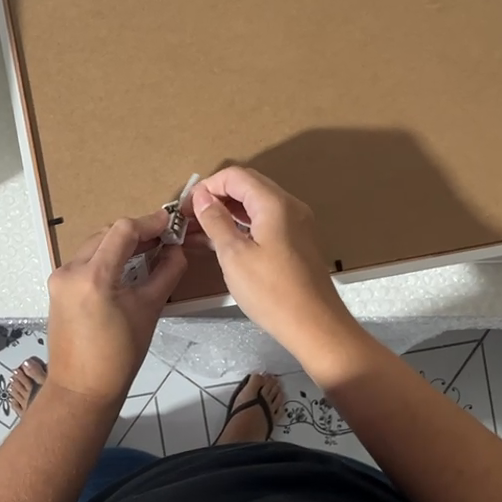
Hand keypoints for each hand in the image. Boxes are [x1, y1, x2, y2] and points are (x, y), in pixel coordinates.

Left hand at [43, 211, 186, 405]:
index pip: (123, 231)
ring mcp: (59, 278)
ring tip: (147, 250)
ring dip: (120, 244)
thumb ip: (166, 273)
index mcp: (93, 276)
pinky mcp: (57, 288)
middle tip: (163, 238)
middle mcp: (70, 271)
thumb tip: (177, 251)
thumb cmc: (118, 355)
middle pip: (107, 234)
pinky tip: (125, 266)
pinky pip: (84, 261)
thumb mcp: (149, 310)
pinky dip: (105, 257)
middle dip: (136, 233)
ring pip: (94, 245)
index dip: (150, 223)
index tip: (170, 223)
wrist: (82, 388)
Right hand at [190, 167, 358, 355]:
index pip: (235, 176)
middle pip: (246, 187)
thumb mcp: (234, 255)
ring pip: (255, 206)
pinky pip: (264, 223)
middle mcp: (289, 206)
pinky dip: (241, 227)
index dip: (207, 186)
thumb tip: (201, 197)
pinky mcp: (296, 242)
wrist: (314, 325)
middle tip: (189, 219)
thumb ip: (215, 221)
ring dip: (226, 214)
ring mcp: (295, 224)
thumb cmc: (272, 292)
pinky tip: (220, 242)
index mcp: (274, 204)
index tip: (186, 208)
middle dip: (215, 198)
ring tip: (197, 232)